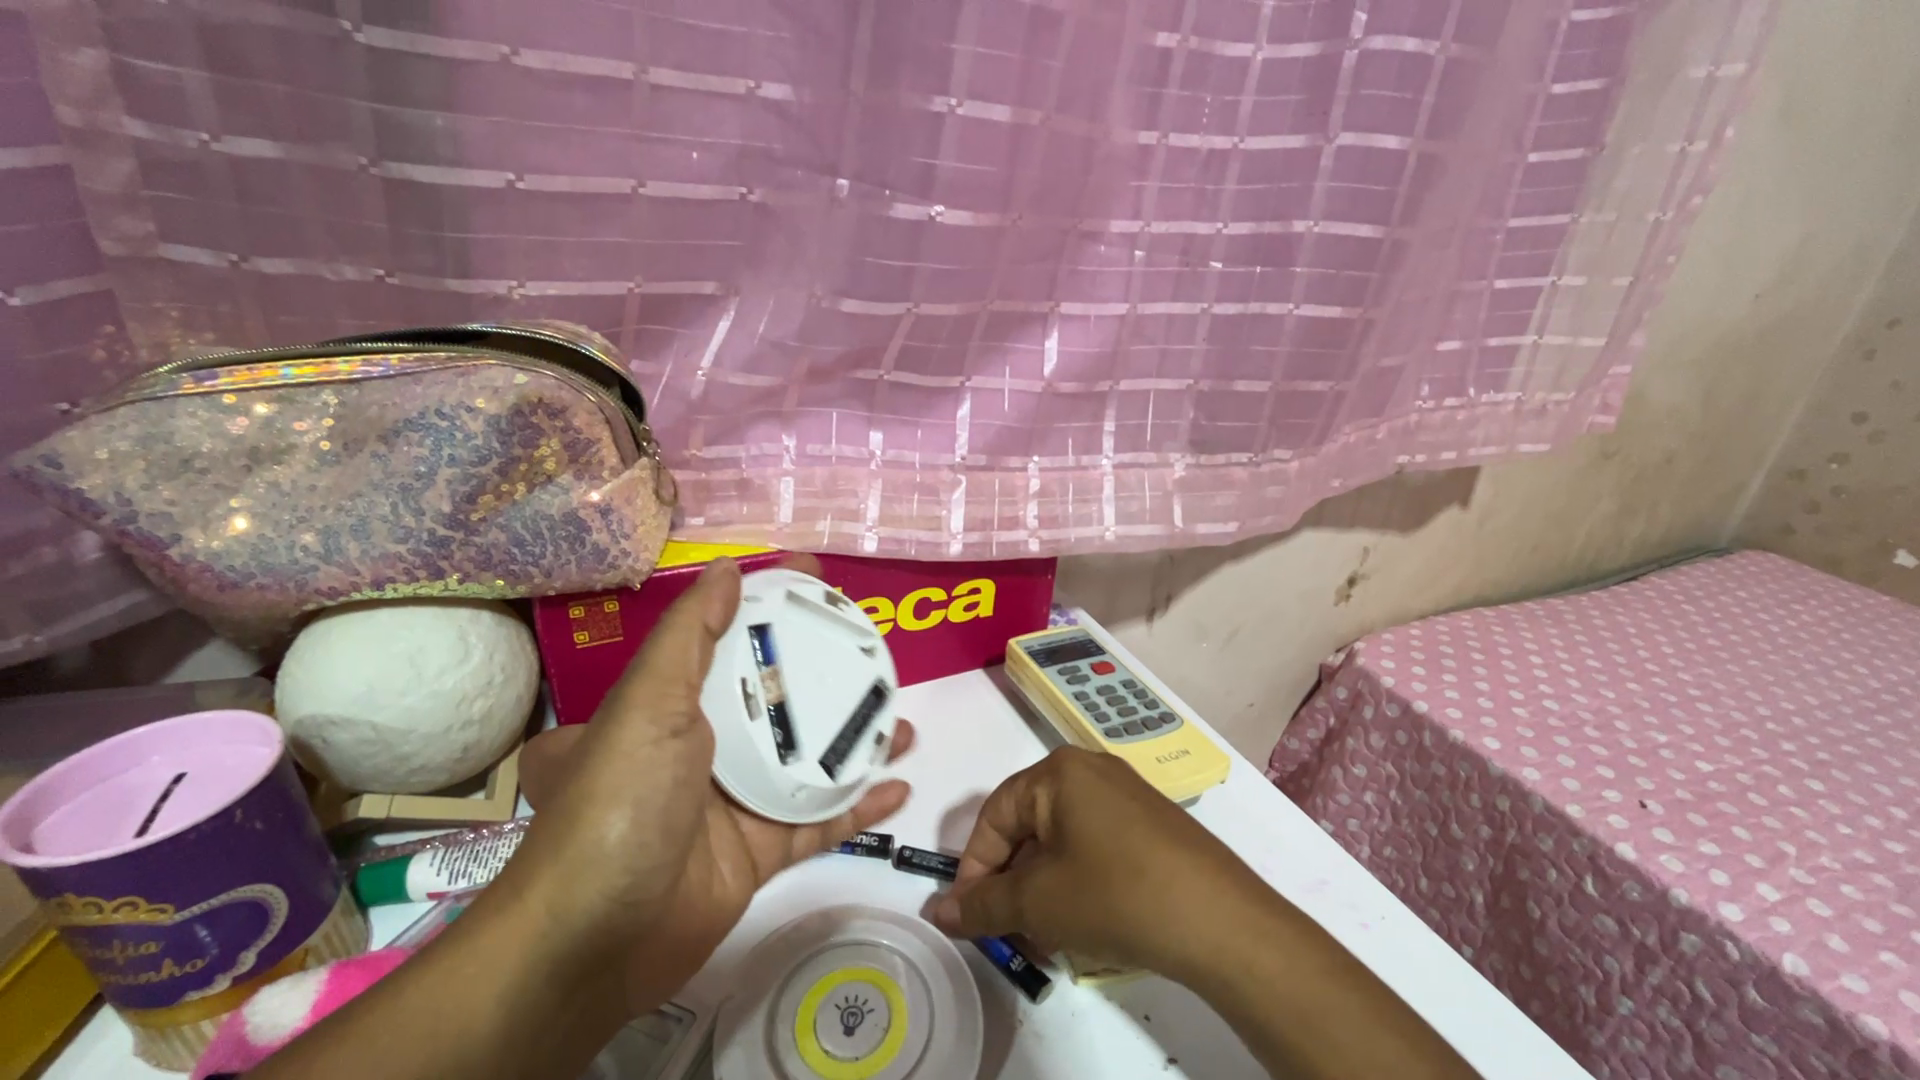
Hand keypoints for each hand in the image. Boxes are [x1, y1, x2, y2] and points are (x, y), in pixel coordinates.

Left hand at [506, 555, 913, 1014]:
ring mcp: (735, 802)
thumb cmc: (619, 804)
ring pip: (808, 760)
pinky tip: (898, 788)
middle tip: (879, 652)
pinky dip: (858, 806)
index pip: (729, 639)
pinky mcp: (760, 852)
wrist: (597, 941)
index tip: (820, 577)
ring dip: (857, 740)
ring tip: (906, 721)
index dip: (772, 603)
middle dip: (828, 674)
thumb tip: (728, 569)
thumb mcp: (647, 705)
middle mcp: (704, 747)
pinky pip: (820, 821)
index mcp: (671, 704)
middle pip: (779, 699)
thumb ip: (689, 638)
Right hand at [927, 747, 1269, 981]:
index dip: (974, 869)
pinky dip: (1076, 881)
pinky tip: (1083, 921)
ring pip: (1061, 840)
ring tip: (1044, 934)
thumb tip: (940, 912)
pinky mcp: (1152, 825)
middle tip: (1006, 929)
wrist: (1220, 921)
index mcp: (1058, 772)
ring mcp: (1127, 796)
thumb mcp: (1038, 902)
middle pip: (1028, 826)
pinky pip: (1094, 846)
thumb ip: (982, 905)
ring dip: (1042, 887)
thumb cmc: (1115, 895)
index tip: (968, 916)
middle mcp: (1092, 770)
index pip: (994, 816)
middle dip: (1010, 881)